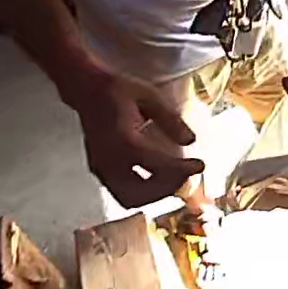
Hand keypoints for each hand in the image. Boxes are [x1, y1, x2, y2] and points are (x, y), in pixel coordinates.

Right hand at [63, 68, 201, 206]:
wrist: (86, 89)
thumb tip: (190, 140)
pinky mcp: (98, 170)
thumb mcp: (149, 96)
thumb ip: (170, 119)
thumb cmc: (119, 90)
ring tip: (174, 178)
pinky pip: (120, 192)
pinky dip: (142, 192)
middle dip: (167, 188)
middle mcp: (109, 160)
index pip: (156, 164)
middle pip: (139, 193)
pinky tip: (157, 177)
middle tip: (187, 175)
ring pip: (128, 198)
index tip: (201, 165)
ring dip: (154, 195)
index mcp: (123, 140)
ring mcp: (100, 168)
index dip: (181, 169)